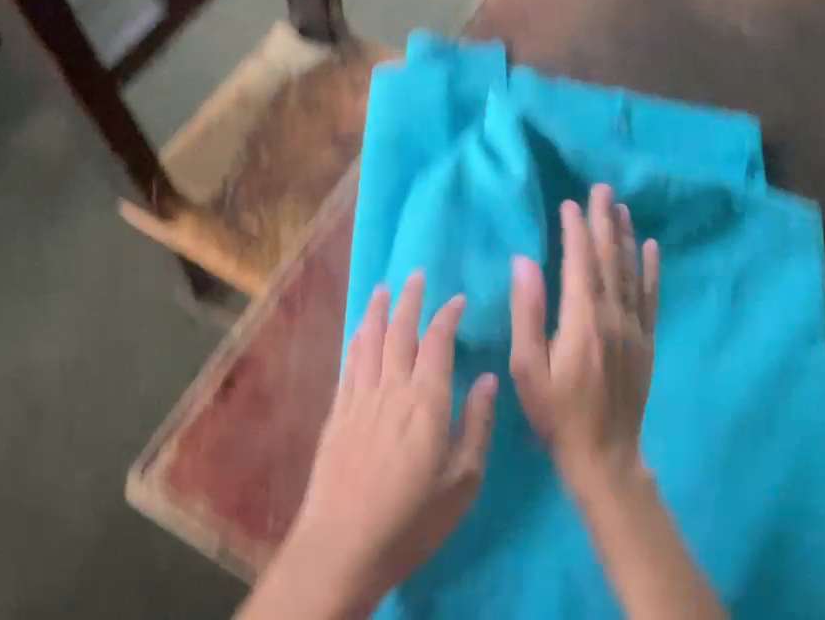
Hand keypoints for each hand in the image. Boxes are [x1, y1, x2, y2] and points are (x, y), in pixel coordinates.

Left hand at [278, 273, 497, 613]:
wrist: (342, 548)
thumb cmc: (412, 520)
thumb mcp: (462, 482)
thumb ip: (477, 426)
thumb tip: (488, 379)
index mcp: (427, 402)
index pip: (438, 342)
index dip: (447, 315)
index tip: (457, 299)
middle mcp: (391, 389)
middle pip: (400, 332)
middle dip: (410, 300)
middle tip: (416, 275)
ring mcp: (359, 399)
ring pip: (370, 341)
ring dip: (379, 311)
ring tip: (385, 289)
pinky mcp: (337, 414)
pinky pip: (349, 363)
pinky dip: (357, 340)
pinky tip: (360, 332)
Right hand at [510, 183, 660, 495]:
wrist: (604, 454)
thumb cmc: (557, 413)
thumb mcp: (528, 367)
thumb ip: (528, 311)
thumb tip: (525, 261)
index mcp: (582, 318)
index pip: (580, 262)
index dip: (575, 230)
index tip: (570, 203)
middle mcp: (613, 315)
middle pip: (608, 258)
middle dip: (603, 221)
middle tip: (602, 188)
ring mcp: (634, 327)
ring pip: (630, 271)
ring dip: (625, 237)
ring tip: (621, 207)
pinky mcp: (646, 341)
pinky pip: (650, 296)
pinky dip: (650, 269)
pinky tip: (650, 248)